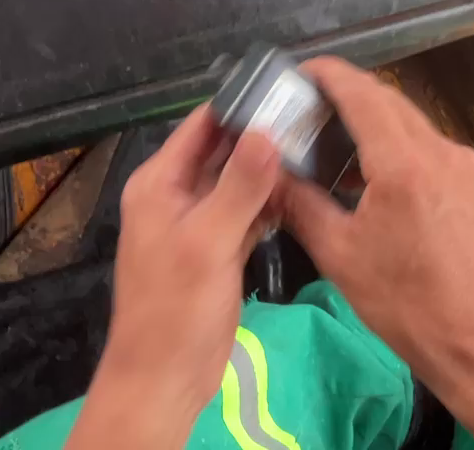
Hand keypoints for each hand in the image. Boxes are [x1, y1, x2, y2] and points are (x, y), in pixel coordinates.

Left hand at [68, 106, 280, 448]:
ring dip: (267, 170)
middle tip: (309, 118)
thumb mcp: (208, 241)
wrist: (164, 381)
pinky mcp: (217, 246)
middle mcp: (176, 193)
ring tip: (313, 148)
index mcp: (160, 181)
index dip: (239, 105)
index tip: (284, 92)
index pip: (201, 125)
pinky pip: (244, 211)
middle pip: (222, 150)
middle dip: (260, 136)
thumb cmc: (176, 308)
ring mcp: (198, 221)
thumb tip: (269, 130)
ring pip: (236, 181)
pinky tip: (300, 194)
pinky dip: (267, 203)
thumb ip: (239, 185)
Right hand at [273, 57, 473, 389]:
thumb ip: (301, 204)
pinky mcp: (470, 178)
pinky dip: (393, 138)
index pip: (361, 93)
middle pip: (385, 97)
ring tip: (332, 133)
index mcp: (402, 163)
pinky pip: (424, 140)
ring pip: (407, 117)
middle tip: (306, 102)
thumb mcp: (340, 256)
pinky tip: (371, 168)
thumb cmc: (406, 302)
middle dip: (345, 90)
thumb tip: (269, 175)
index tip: (299, 70)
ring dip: (370, 114)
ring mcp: (459, 161)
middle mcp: (436, 148)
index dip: (328, 74)